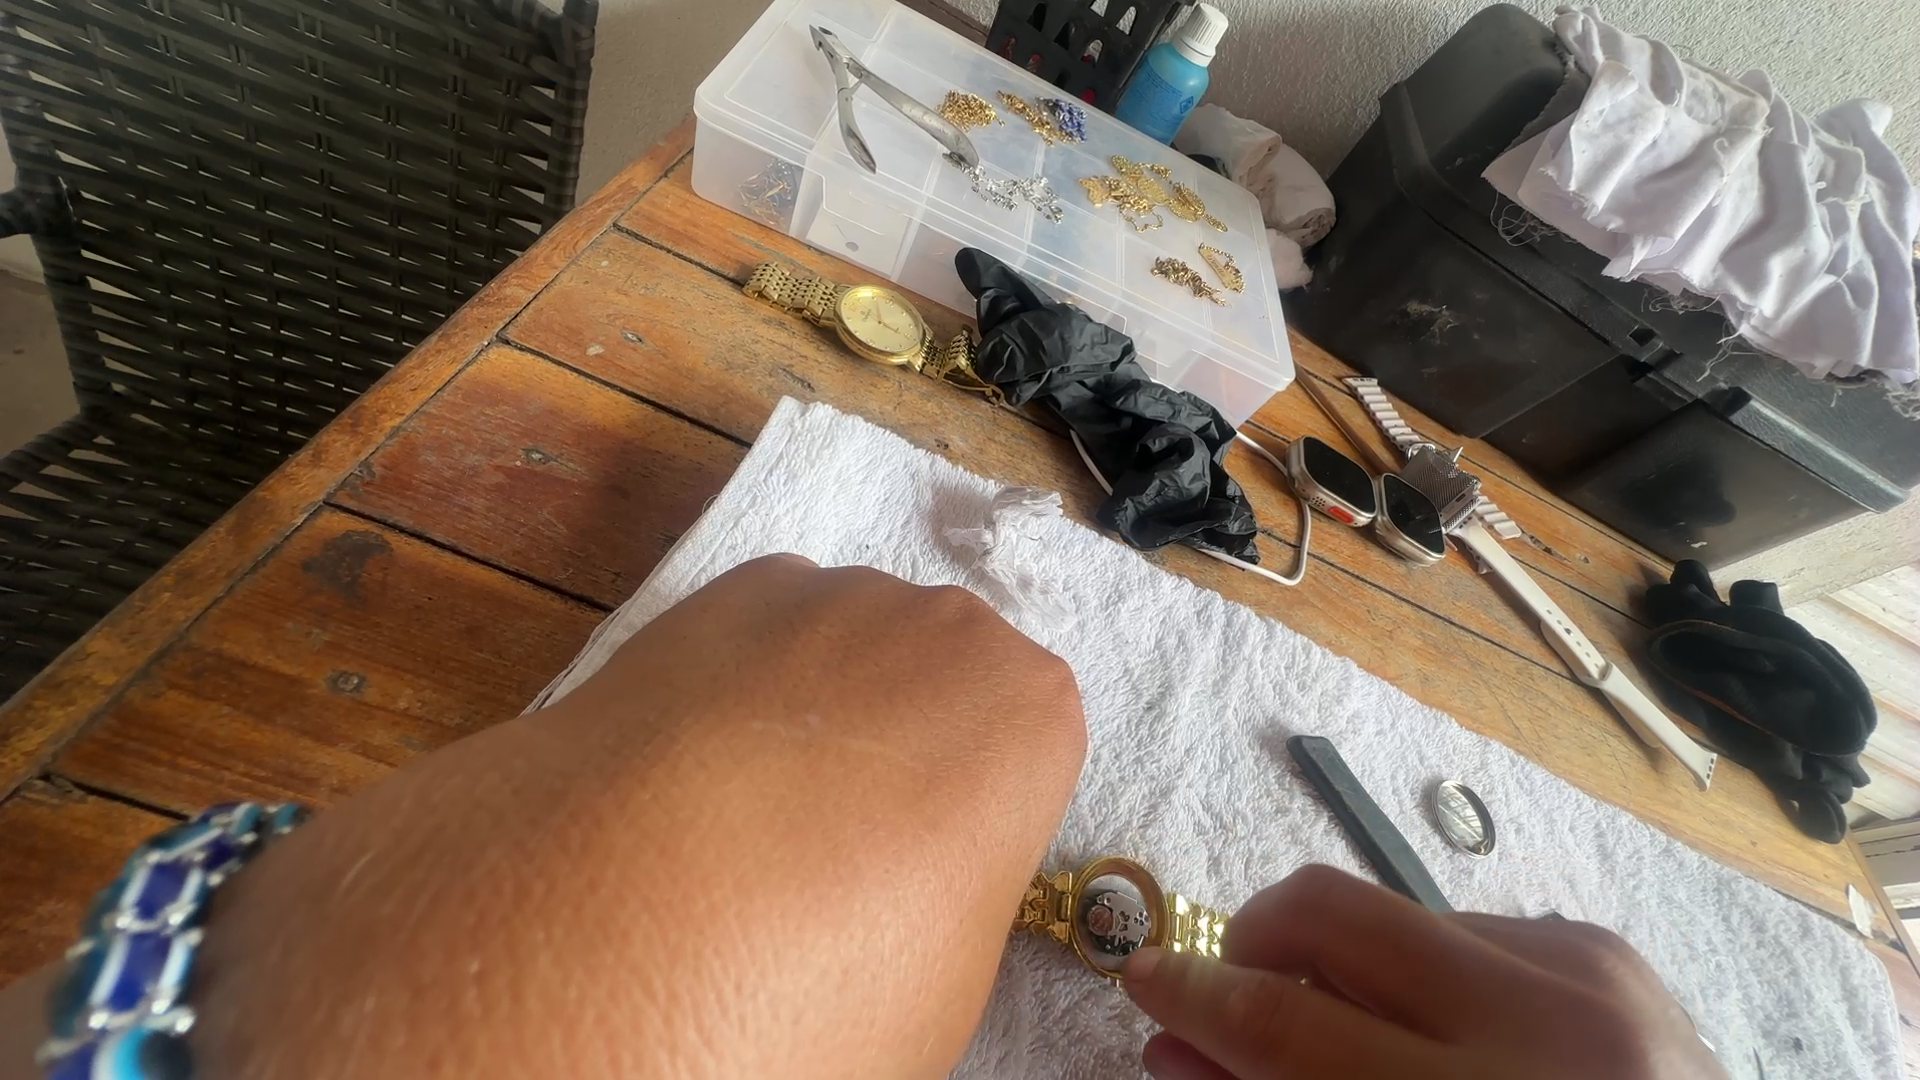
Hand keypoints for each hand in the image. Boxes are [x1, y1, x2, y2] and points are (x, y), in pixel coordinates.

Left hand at [186, 555, 1086, 1078]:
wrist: (624, 926)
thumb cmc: (830, 984)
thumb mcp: (951, 969)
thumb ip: (962, 867)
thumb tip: (914, 841)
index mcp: (1029, 706)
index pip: (1031, 737)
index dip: (977, 805)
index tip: (925, 860)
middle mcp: (947, 622)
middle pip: (944, 677)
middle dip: (907, 740)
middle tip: (834, 834)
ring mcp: (838, 591)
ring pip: (858, 644)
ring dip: (827, 702)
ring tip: (743, 794)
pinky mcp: (736, 583)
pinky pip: (777, 626)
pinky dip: (754, 673)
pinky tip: (695, 746)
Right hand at [1122, 865, 1726, 1079]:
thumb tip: (1171, 1041)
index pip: (1287, 1025)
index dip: (1195, 995)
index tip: (1143, 976)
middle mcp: (1553, 1026)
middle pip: (1323, 906)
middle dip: (1252, 941)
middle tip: (1240, 990)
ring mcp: (1588, 972)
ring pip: (1380, 908)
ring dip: (1340, 967)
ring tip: (1371, 1040)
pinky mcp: (1603, 946)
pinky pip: (1450, 922)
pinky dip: (1417, 973)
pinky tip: (1458, 1039)